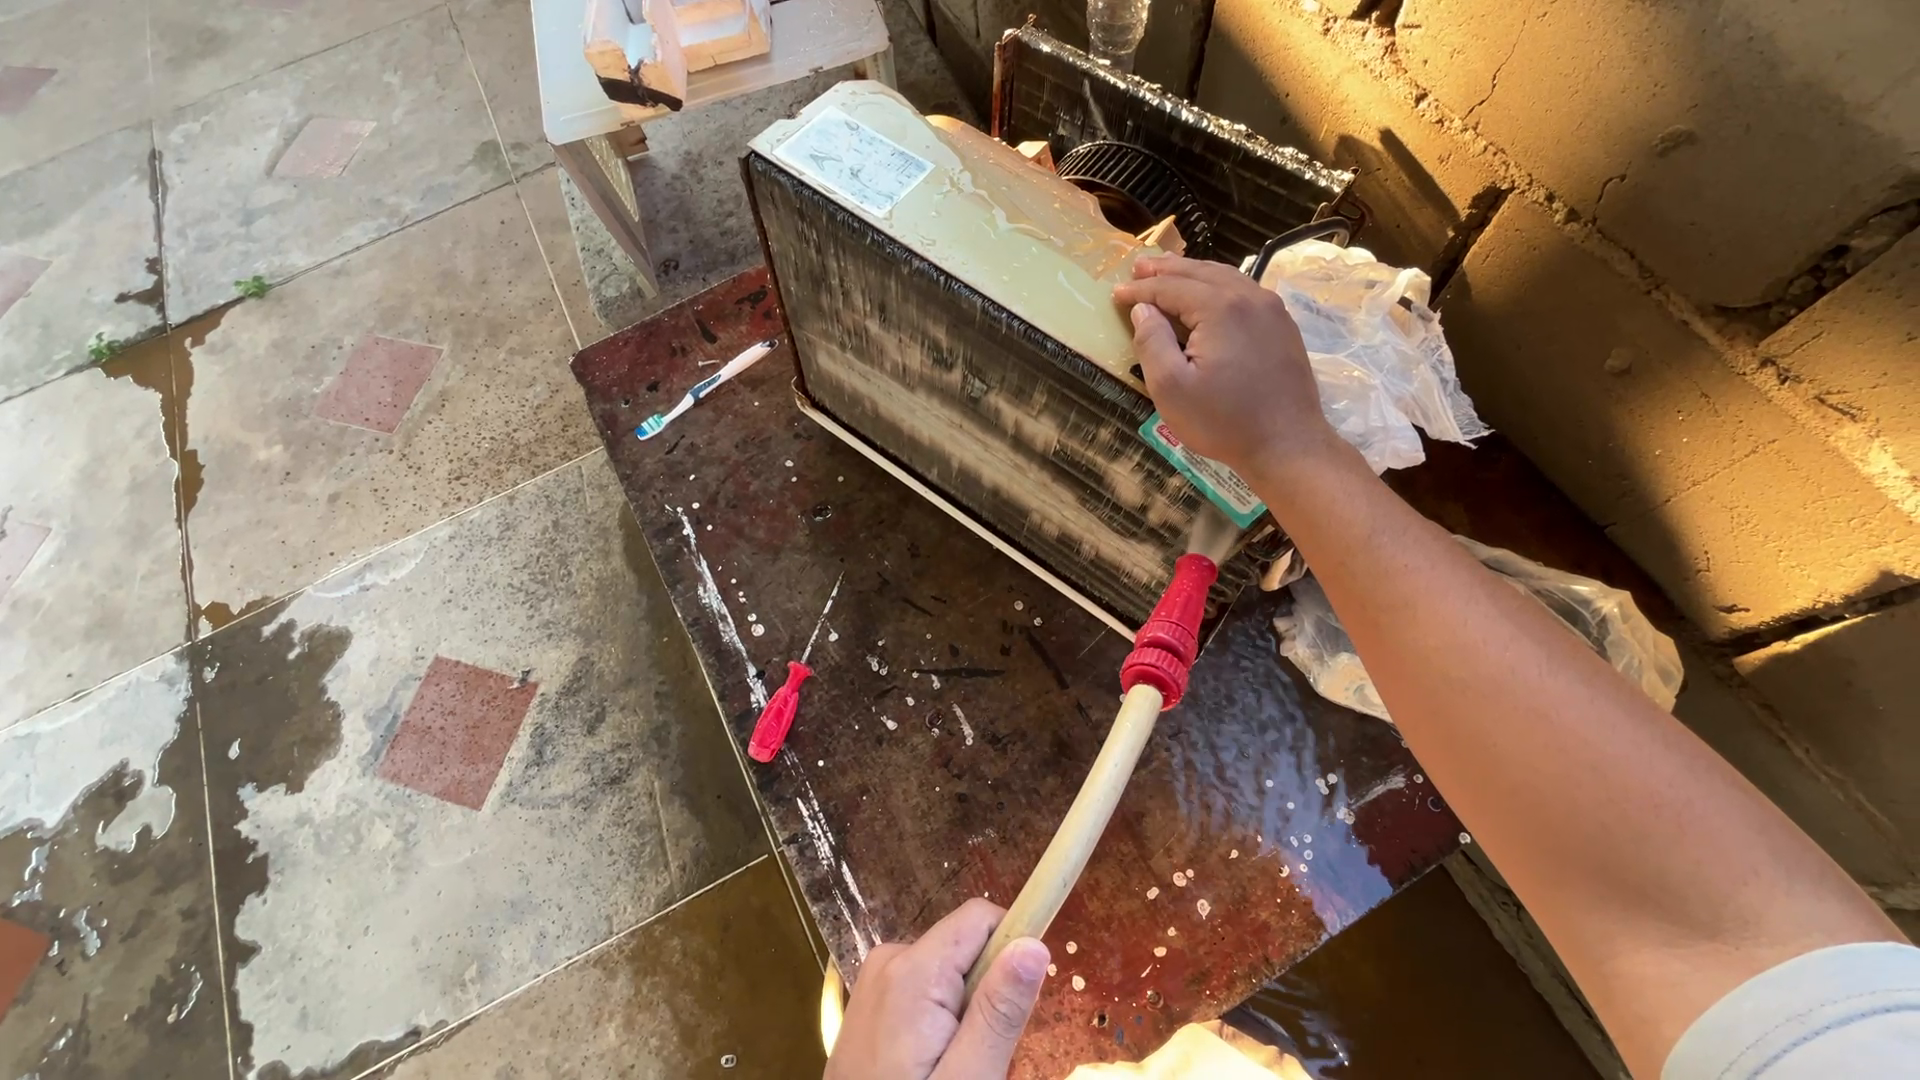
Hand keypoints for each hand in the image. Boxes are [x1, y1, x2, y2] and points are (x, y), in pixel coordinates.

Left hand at [824, 899, 1049, 1079]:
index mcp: (913, 968)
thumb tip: (1034, 944)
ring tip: (954, 1068)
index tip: (1018, 1007)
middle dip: (987, 993)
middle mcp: (890, 958)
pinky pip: (924, 989)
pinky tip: (931, 1066)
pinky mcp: (872, 1001)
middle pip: (966, 946)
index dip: (1011, 951)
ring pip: (948, 971)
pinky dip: (940, 1021)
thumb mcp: (967, 1079)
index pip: (980, 918)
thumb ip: (999, 1011)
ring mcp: (876, 979)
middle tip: (982, 1058)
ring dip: (965, 1012)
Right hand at [1112, 255, 1338, 476]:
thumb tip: (1142, 309)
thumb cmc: (1222, 421)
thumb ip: (1152, 343)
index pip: (1170, 288)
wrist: (1286, 443)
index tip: (1116, 293)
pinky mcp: (1282, 326)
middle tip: (1138, 265)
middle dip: (1165, 270)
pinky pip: (1243, 291)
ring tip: (1168, 270)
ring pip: (1224, 277)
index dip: (1140, 289)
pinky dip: (1217, 285)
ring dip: (1192, 272)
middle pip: (1199, 272)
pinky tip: (1208, 293)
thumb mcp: (1171, 388)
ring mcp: (1270, 310)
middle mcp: (1248, 297)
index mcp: (1219, 308)